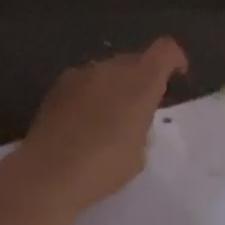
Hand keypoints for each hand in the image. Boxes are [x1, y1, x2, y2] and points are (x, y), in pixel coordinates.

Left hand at [10, 38, 187, 212]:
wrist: (47, 173)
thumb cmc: (103, 167)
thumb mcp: (138, 153)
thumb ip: (141, 126)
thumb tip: (131, 119)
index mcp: (140, 81)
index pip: (164, 51)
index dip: (174, 59)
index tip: (177, 74)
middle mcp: (110, 69)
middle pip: (133, 60)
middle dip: (141, 77)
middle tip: (141, 107)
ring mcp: (79, 75)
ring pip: (105, 72)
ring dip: (113, 87)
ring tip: (109, 118)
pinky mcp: (55, 88)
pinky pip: (82, 84)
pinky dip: (89, 96)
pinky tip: (83, 123)